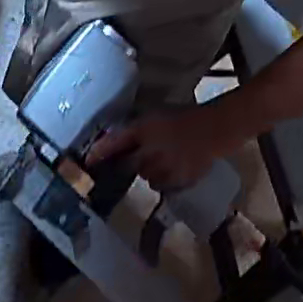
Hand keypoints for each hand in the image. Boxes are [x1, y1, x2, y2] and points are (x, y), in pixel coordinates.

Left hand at [86, 105, 236, 191]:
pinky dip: (163, 179)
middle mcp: (151, 150)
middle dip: (129, 163)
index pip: (116, 141)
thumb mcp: (156, 116)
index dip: (100, 152)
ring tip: (162, 160)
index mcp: (144, 129)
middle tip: (139, 157)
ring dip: (148, 171)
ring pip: (146, 177)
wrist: (214, 129)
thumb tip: (118, 142)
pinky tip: (173, 168)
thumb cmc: (184, 116)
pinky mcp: (179, 181)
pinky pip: (162, 185)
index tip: (88, 161)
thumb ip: (138, 129)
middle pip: (128, 165)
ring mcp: (165, 168)